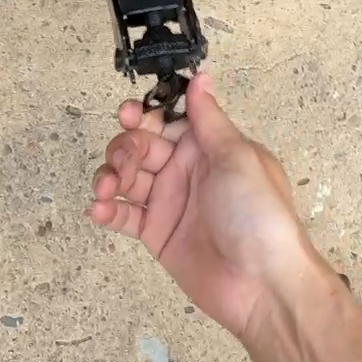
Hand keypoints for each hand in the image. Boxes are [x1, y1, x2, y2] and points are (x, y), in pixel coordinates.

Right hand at [89, 74, 328, 339]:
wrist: (263, 284)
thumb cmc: (259, 214)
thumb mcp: (237, 157)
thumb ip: (209, 119)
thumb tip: (202, 77)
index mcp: (208, 147)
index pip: (167, 120)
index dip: (144, 116)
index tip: (128, 116)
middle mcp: (186, 170)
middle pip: (140, 146)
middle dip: (125, 149)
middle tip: (125, 166)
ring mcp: (169, 202)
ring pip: (126, 178)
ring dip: (108, 176)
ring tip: (105, 190)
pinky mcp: (157, 234)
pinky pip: (124, 215)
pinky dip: (106, 208)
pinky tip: (99, 209)